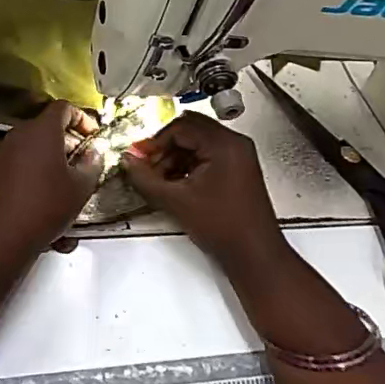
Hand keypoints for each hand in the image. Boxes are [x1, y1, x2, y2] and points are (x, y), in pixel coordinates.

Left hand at [0, 102, 102, 255]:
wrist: (1, 236)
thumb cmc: (46, 206)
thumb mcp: (81, 187)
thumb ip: (93, 164)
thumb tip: (94, 152)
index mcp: (42, 130)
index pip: (64, 108)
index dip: (83, 119)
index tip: (94, 137)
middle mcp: (20, 135)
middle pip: (48, 129)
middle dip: (70, 144)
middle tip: (85, 165)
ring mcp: (4, 153)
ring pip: (35, 150)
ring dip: (54, 164)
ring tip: (69, 189)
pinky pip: (22, 167)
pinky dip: (37, 178)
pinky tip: (48, 206)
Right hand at [121, 113, 288, 275]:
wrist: (254, 255)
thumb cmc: (227, 229)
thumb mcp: (176, 201)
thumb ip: (145, 178)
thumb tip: (130, 162)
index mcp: (223, 145)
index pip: (179, 127)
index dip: (155, 141)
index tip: (139, 155)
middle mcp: (234, 144)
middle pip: (188, 130)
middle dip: (164, 146)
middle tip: (146, 161)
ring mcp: (238, 155)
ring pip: (196, 142)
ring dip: (174, 156)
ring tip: (159, 177)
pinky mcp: (237, 168)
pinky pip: (206, 154)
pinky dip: (187, 163)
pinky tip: (175, 182)